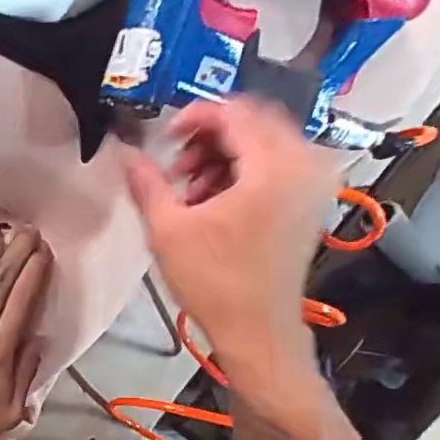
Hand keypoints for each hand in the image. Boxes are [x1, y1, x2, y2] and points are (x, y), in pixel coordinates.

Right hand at [123, 99, 338, 388]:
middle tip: (175, 168)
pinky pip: (275, 164)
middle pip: (254, 122)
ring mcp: (313, 182)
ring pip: (264, 142)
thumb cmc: (216, 283)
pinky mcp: (309, 199)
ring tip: (189, 190)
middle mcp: (306, 164)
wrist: (255, 326)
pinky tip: (212, 201)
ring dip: (222, 156)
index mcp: (275, 167)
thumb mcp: (169, 230)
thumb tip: (126, 154)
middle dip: (208, 138)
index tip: (165, 134)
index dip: (195, 115)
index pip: (237, 112)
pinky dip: (241, 171)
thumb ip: (147, 184)